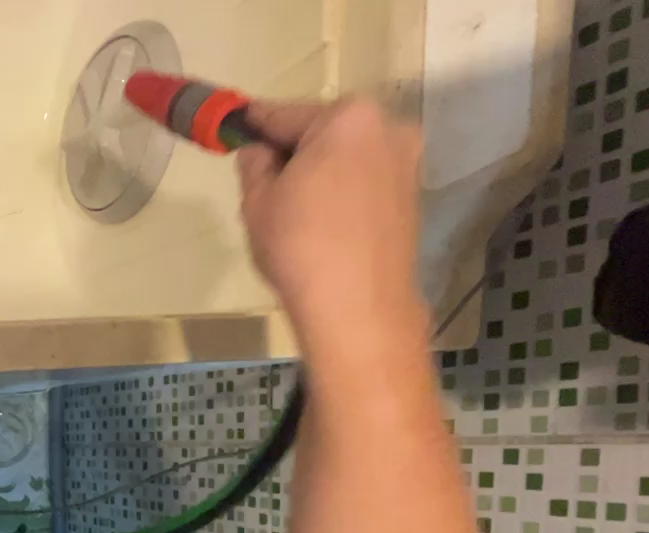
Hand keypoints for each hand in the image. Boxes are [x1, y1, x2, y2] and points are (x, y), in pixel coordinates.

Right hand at [236, 99, 428, 354]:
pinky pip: (364, 180)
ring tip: (292, 210)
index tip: (237, 125)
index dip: (255, 123)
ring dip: (319, 172)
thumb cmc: (298, 245)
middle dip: (294, 151)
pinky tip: (320, 223)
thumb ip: (254, 167)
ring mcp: (406, 159)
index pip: (286, 115)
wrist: (355, 302)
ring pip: (346, 156)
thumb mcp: (257, 204)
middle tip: (264, 182)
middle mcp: (387, 126)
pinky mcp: (411, 192)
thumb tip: (258, 152)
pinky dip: (340, 191)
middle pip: (324, 132)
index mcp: (346, 118)